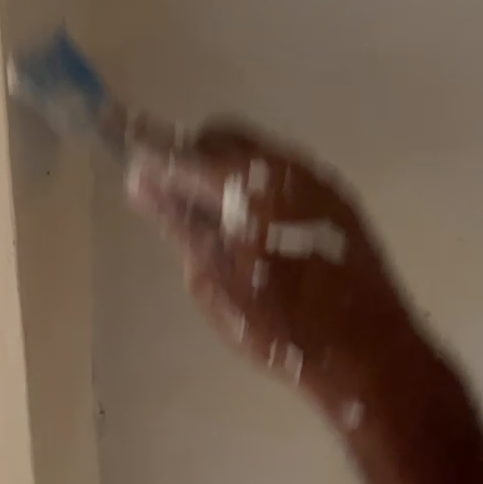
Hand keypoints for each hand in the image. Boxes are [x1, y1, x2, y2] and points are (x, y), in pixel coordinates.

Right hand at [122, 117, 427, 425]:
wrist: (367, 351)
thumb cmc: (277, 321)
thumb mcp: (211, 276)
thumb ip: (178, 222)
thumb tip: (142, 182)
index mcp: (248, 185)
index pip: (182, 152)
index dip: (146, 145)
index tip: (114, 132)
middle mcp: (285, 168)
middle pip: (220, 138)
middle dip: (186, 155)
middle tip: (162, 194)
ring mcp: (316, 180)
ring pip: (252, 153)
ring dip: (219, 170)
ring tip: (202, 216)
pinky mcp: (335, 199)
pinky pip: (278, 174)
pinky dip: (249, 185)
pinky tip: (244, 226)